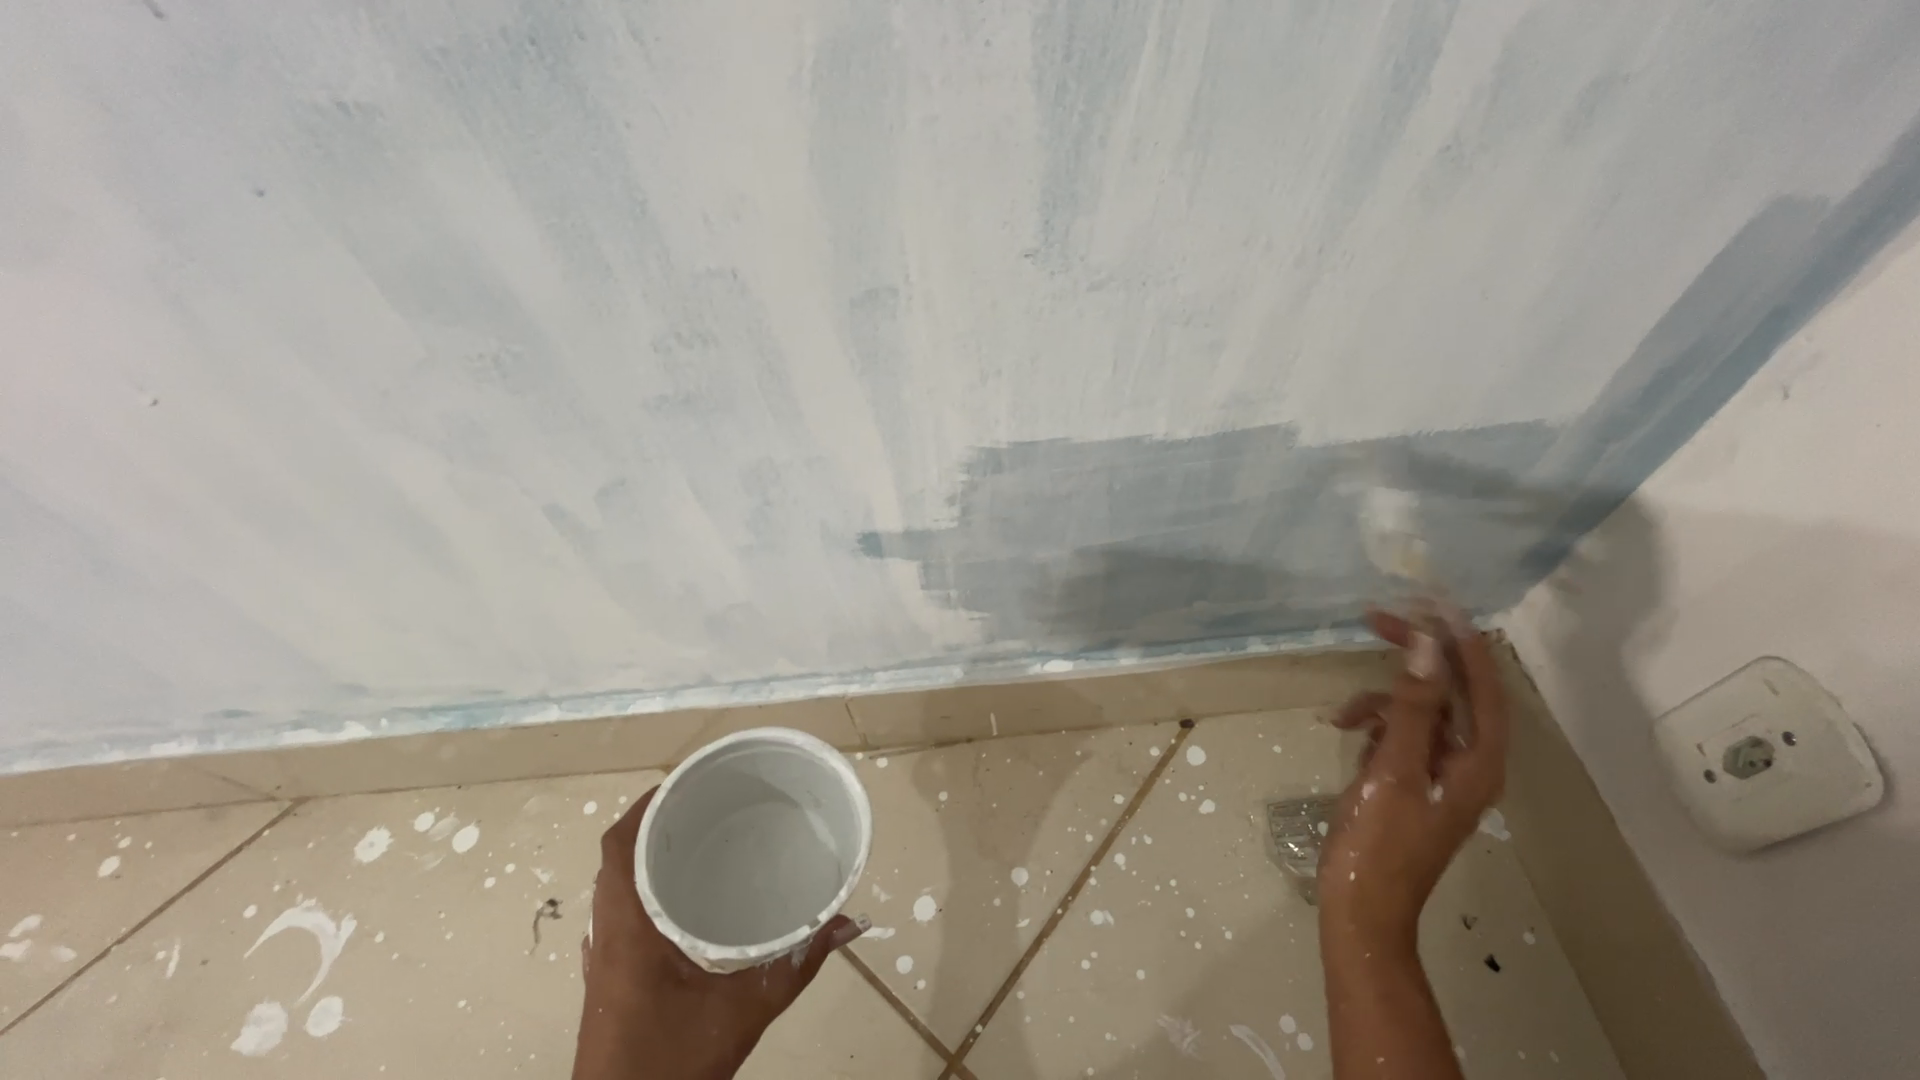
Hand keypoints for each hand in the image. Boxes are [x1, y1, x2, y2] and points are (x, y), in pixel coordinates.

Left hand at [573, 788, 864, 1079]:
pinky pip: (619, 914)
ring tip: (699, 838)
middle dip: (655, 823)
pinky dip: (644, 890)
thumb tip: (849, 923)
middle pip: (616, 859)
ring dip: (646, 856)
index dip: (645, 805)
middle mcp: (608, 935)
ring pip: (615, 888)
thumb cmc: (674, 1063)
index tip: (686, 782)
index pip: (620, 846)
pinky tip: (683, 901)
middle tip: (706, 804)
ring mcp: (603, 960)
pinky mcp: (608, 980)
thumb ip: (798, 964)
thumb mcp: (745, 1012)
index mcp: (629, 928)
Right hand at [1317, 607, 1508, 954]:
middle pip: (1450, 691)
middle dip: (1414, 656)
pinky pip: (1398, 735)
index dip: (1460, 639)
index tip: (1429, 600)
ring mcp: (1438, 773)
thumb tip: (1428, 645)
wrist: (1360, 908)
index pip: (1482, 684)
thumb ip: (1413, 706)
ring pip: (1416, 711)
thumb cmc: (1379, 844)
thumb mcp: (1394, 770)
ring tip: (1341, 718)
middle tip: (1375, 618)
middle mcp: (1469, 762)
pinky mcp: (1411, 781)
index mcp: (1479, 762)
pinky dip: (1372, 727)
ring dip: (1380, 701)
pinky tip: (1344, 734)